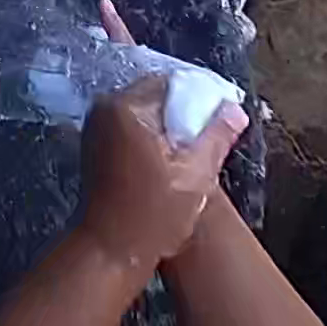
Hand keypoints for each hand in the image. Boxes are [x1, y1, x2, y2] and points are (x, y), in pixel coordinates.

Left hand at [79, 0, 248, 268]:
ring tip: (188, 143)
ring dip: (161, 119)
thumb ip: (216, 137)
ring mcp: (94, 121)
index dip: (195, 94)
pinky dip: (144, 129)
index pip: (166, 82)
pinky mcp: (92, 136)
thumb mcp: (195, 176)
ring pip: (137, 107)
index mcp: (126, 107)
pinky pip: (123, 120)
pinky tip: (164, 151)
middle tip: (206, 128)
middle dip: (178, 107)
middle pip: (149, 92)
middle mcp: (104, 105)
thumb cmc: (154, 212)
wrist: (111, 243)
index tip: (216, 111)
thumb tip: (234, 109)